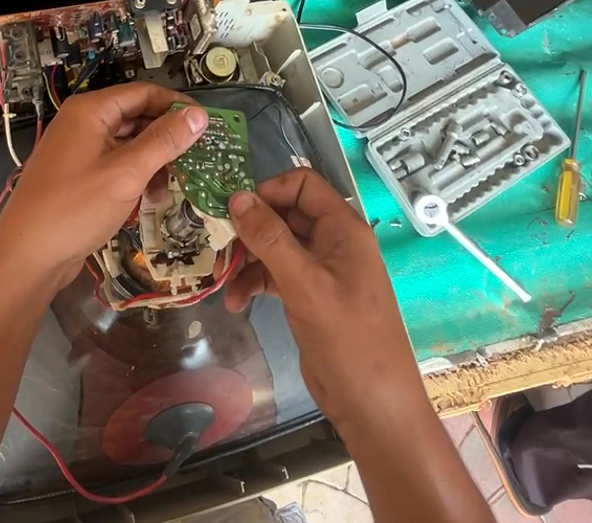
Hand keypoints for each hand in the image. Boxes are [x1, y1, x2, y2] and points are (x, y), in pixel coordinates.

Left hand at [0, 83, 206, 290]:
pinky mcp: (78, 175)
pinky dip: (136, 176)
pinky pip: (115, 164)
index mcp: (90, 111)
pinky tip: (150, 198)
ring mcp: (78, 149)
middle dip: (167, 138)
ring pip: (128, 143)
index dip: (176, 106)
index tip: (207, 125)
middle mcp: (83, 122)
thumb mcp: (126, 173)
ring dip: (153, 161)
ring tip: (173, 186)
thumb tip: (199, 115)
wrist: (27, 256)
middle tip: (198, 158)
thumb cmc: (75, 208)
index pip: (143, 93)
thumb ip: (164, 141)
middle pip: (136, 117)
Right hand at [225, 169, 423, 429]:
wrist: (373, 405)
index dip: (268, 191)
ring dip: (247, 260)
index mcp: (342, 228)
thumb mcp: (304, 284)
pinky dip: (255, 283)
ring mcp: (322, 270)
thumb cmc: (347, 338)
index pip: (302, 185)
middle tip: (218, 246)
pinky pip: (276, 274)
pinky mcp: (310, 296)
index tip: (235, 210)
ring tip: (223, 281)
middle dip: (250, 229)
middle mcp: (333, 242)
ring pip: (276, 246)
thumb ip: (270, 237)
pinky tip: (237, 302)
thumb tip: (237, 197)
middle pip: (284, 215)